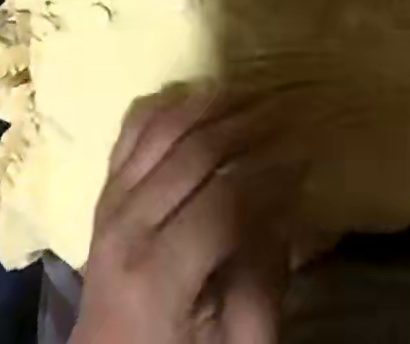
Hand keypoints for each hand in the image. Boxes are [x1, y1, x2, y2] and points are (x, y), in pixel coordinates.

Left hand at [72, 87, 292, 343]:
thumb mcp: (236, 341)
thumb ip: (263, 276)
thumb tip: (288, 202)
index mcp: (160, 271)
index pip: (222, 202)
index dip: (267, 174)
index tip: (305, 154)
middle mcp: (127, 221)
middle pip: (189, 154)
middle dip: (242, 126)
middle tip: (283, 110)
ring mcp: (110, 198)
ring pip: (158, 130)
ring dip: (203, 105)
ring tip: (244, 91)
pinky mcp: (104, 187)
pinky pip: (129, 131)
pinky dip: (161, 106)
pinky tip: (189, 94)